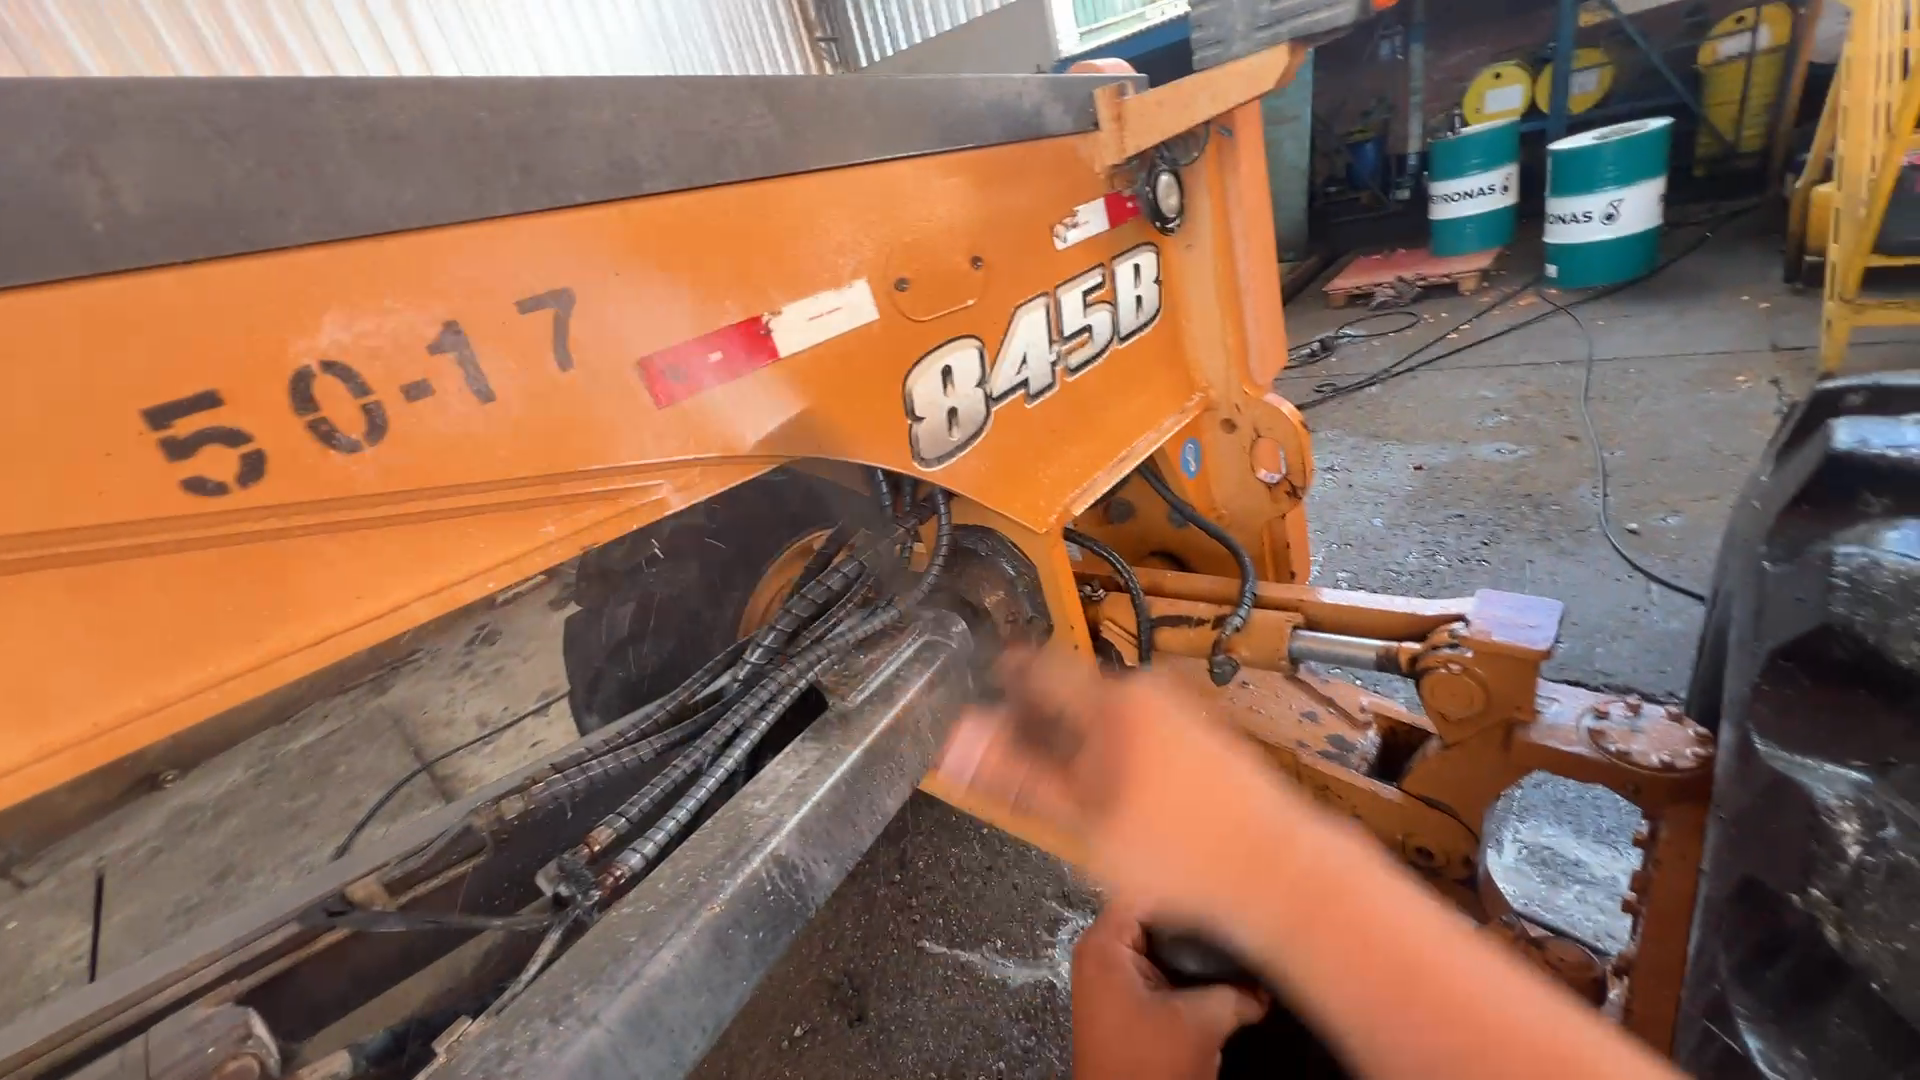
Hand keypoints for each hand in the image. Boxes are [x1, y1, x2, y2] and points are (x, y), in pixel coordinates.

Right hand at [933, 648, 1312, 933]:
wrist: (1281, 871)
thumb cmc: (1172, 849)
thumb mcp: (1081, 820)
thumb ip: (1015, 775)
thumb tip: (954, 737)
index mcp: (1110, 699)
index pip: (1038, 666)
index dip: (1005, 677)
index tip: (986, 695)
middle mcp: (1146, 689)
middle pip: (1075, 692)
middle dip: (1047, 723)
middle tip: (1033, 774)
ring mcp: (1181, 708)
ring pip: (1111, 713)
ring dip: (1085, 741)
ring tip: (1081, 796)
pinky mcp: (1205, 732)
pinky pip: (1145, 727)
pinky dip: (1122, 750)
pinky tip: (1130, 798)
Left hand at [1073, 903, 1265, 1079]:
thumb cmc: (1150, 1065)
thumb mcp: (1199, 1024)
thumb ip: (1235, 994)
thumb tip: (1266, 986)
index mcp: (1104, 943)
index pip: (1143, 893)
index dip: (1182, 888)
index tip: (1222, 887)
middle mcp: (1102, 952)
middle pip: (1150, 918)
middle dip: (1193, 919)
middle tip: (1236, 914)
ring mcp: (1112, 980)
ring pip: (1157, 947)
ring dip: (1193, 950)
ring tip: (1237, 938)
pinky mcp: (1126, 1005)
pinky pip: (1158, 972)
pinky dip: (1186, 972)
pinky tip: (1223, 972)